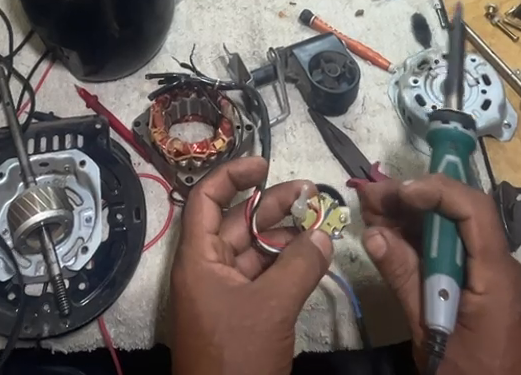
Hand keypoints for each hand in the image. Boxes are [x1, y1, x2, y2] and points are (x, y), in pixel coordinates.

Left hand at [169, 157, 335, 374]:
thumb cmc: (236, 359)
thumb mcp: (270, 308)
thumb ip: (298, 266)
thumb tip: (322, 233)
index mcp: (198, 258)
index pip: (206, 198)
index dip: (232, 175)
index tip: (265, 165)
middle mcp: (208, 268)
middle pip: (236, 221)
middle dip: (271, 203)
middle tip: (310, 191)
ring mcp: (224, 293)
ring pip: (254, 249)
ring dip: (284, 234)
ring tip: (318, 220)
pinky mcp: (242, 316)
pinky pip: (263, 277)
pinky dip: (286, 264)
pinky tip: (312, 254)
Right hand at [357, 176, 520, 374]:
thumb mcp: (432, 338)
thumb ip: (405, 281)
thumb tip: (372, 234)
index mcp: (497, 277)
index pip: (474, 209)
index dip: (436, 190)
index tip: (397, 193)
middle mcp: (502, 268)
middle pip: (459, 215)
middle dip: (412, 201)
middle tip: (369, 199)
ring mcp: (496, 279)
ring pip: (455, 232)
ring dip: (413, 220)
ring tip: (373, 215)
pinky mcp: (488, 291)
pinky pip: (457, 254)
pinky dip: (424, 244)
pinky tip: (394, 240)